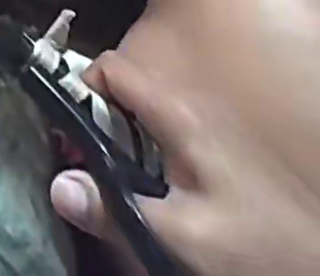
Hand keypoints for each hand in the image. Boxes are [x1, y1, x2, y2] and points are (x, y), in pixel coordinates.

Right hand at [50, 51, 319, 275]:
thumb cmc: (263, 253)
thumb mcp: (182, 239)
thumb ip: (114, 210)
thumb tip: (56, 185)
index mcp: (179, 113)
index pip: (112, 66)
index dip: (80, 86)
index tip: (68, 127)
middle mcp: (195, 107)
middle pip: (125, 88)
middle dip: (97, 117)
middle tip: (84, 160)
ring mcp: (216, 129)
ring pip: (146, 112)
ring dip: (121, 137)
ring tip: (112, 178)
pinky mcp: (230, 153)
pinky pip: (169, 133)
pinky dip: (147, 151)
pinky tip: (155, 193)